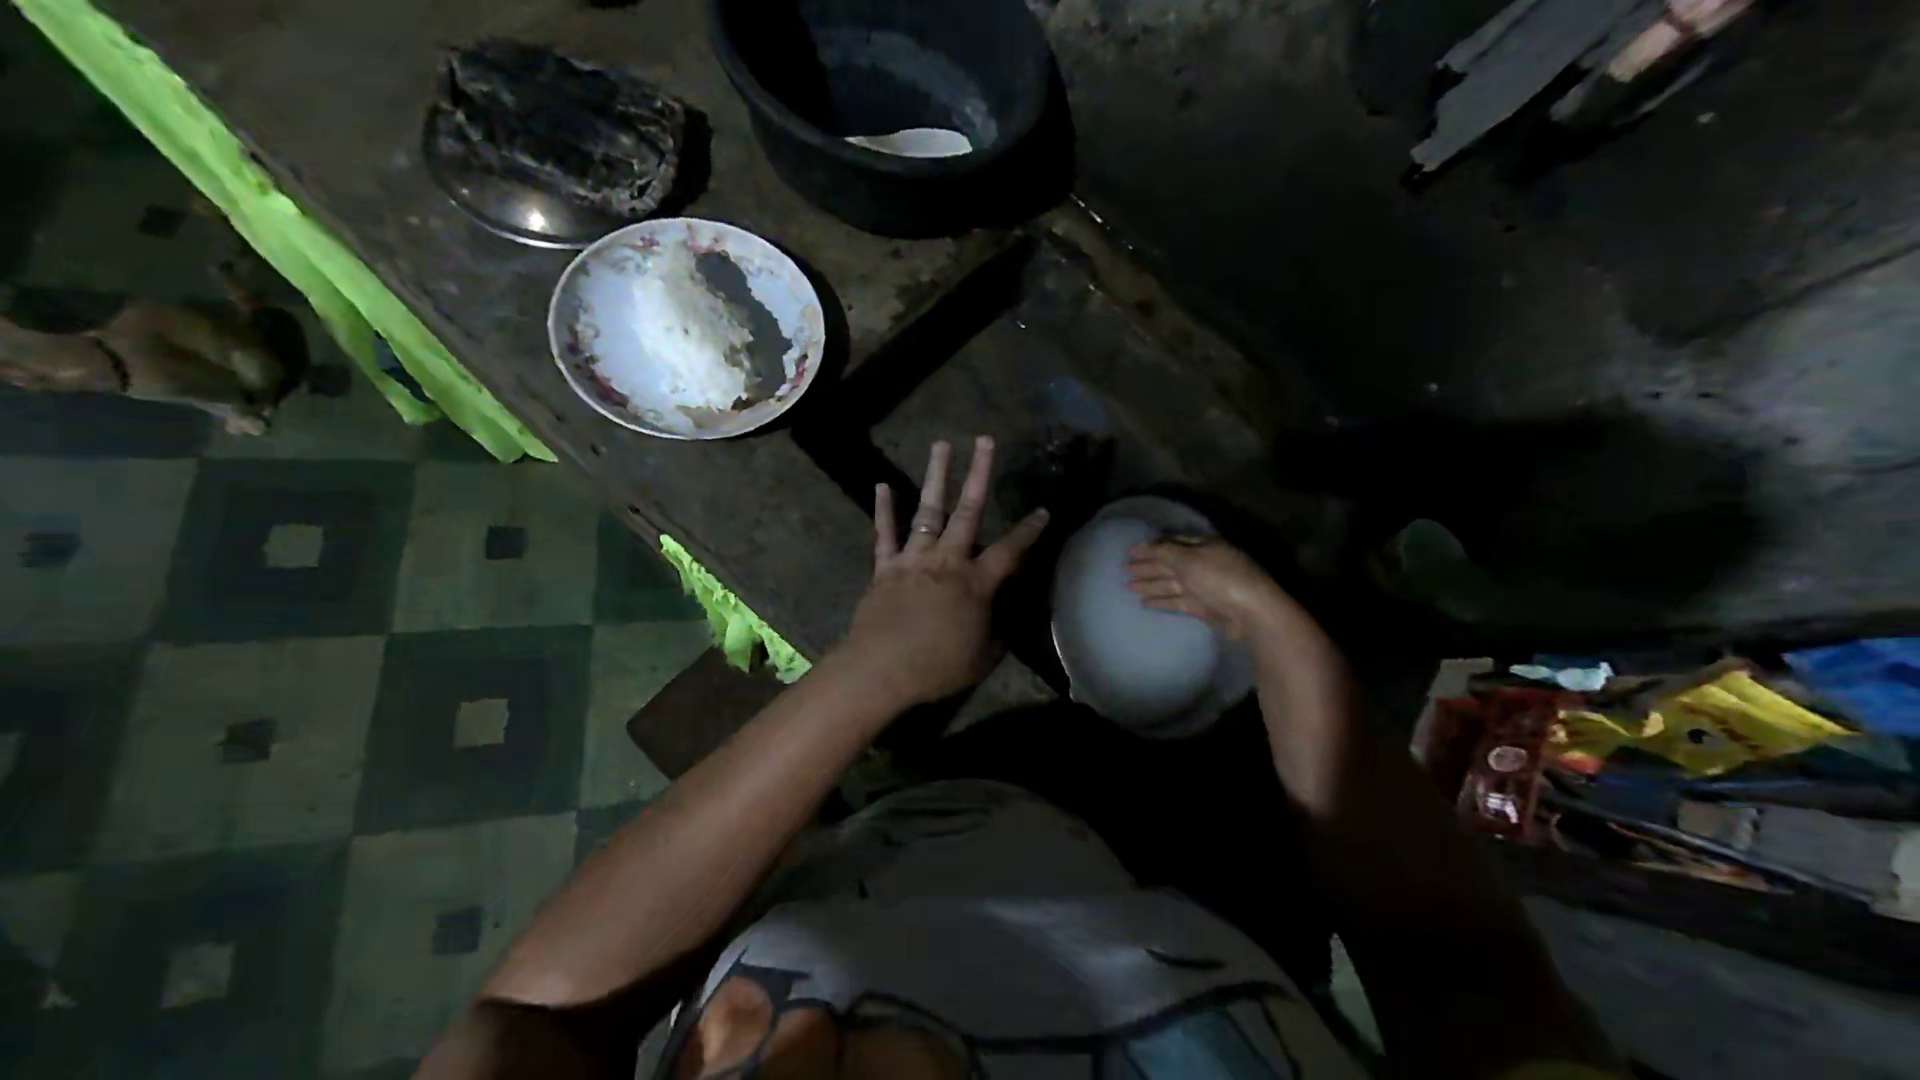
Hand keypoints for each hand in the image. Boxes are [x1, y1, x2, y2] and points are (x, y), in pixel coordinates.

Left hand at [837, 437, 1048, 707]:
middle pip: (968, 511)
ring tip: (941, 444)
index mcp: (976, 583)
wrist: (881, 669)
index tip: (1043, 510)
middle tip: (985, 440)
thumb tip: (1003, 623)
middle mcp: (947, 561)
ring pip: (928, 510)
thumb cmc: (937, 667)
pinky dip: (883, 510)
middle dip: (979, 473)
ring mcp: (914, 560)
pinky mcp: (885, 568)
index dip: (1030, 530)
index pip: (1011, 550)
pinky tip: (882, 485)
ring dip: (936, 476)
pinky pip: (884, 534)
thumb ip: (995, 635)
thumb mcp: (981, 658)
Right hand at [1125, 537, 1290, 639]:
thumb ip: (1166, 553)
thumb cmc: (1221, 579)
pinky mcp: (1203, 608)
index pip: (1172, 543)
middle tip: (1125, 569)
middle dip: (1147, 566)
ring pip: (1171, 584)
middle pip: (1170, 564)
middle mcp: (1203, 565)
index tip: (1130, 552)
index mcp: (1204, 547)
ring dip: (1149, 584)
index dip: (1150, 547)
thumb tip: (1149, 546)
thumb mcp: (1190, 560)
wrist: (1252, 613)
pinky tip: (1145, 603)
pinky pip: (1177, 602)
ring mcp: (1204, 587)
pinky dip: (1161, 601)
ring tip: (1128, 587)